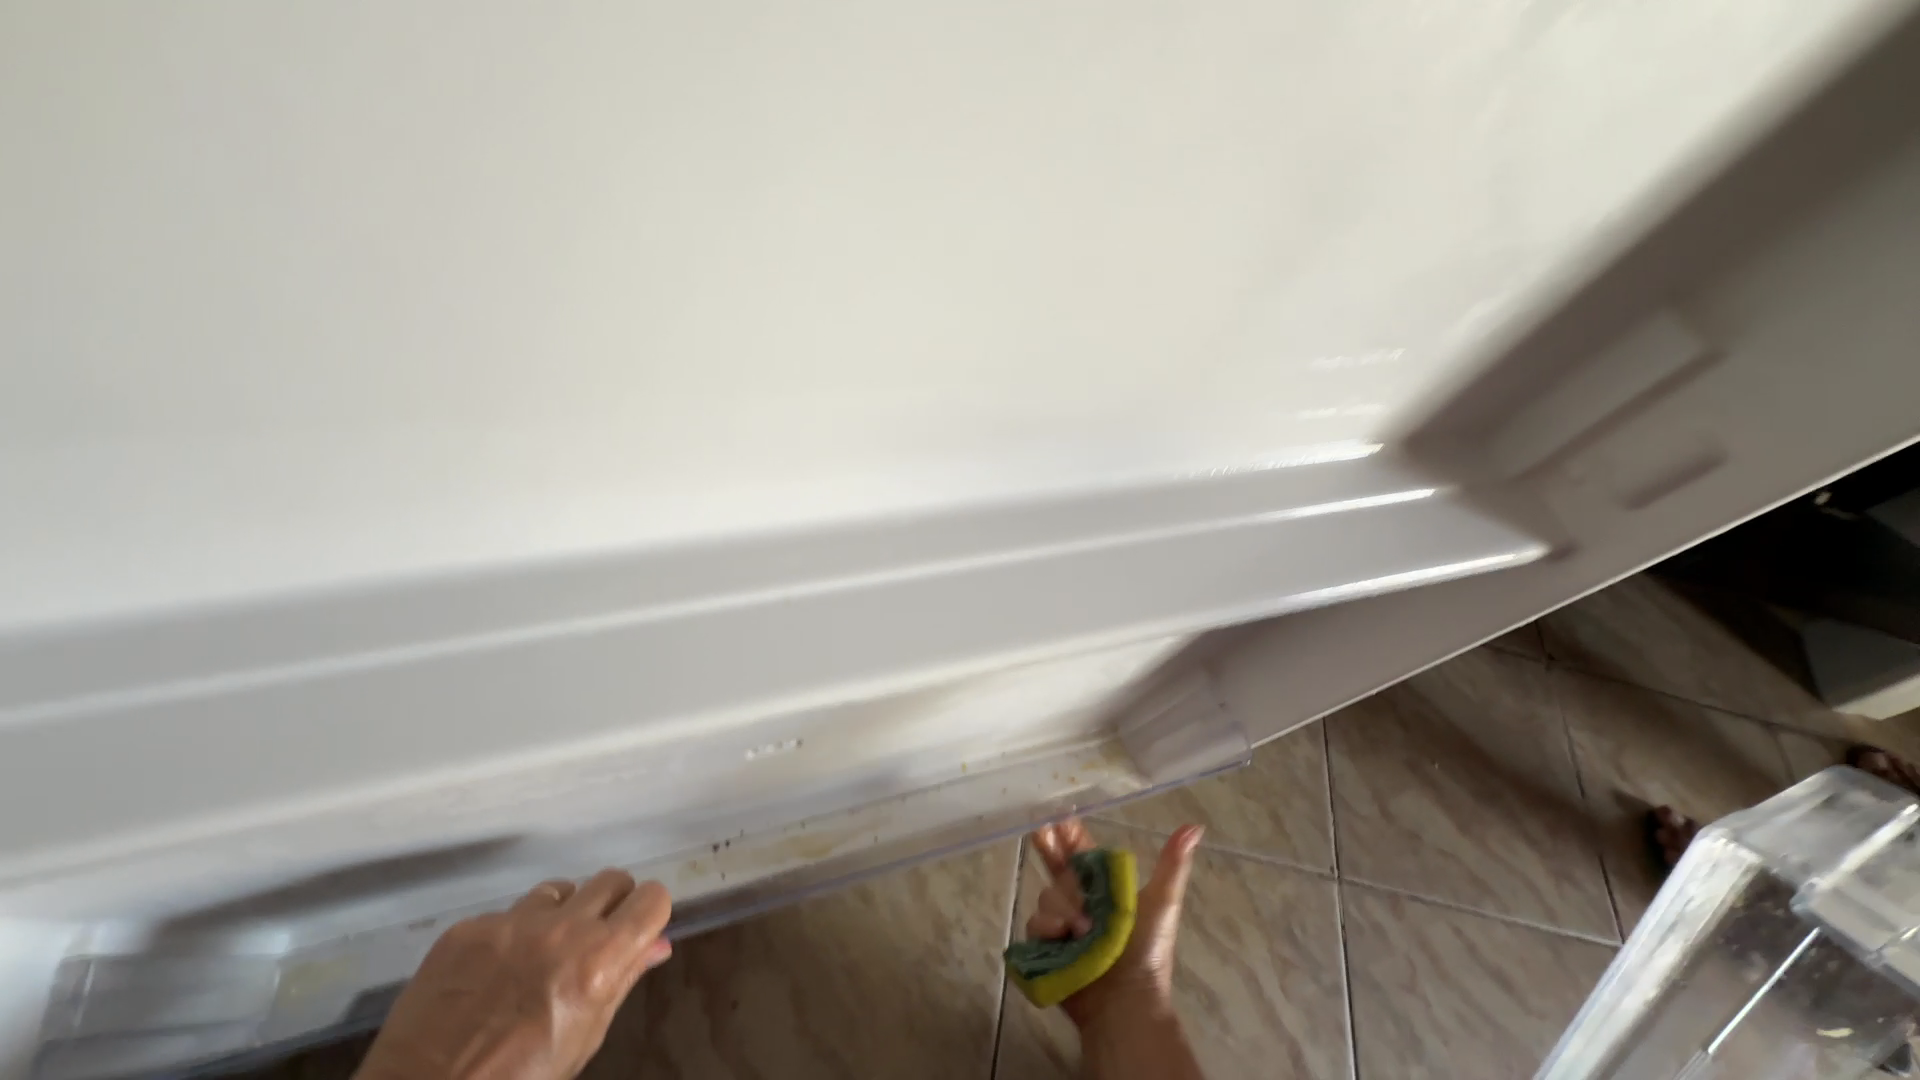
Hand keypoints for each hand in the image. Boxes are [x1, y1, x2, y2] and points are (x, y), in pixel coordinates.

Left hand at [355, 870, 672, 1079]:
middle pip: (611, 879)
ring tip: (539, 956)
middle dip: (611, 905)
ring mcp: (510, 924)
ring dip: (560, 914)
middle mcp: (561, 930)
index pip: (651, 898)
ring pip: (558, 891)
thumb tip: (658, 944)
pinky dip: (511, 936)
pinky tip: (494, 973)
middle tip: (594, 940)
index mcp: (598, 961)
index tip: (636, 933)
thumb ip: (623, 981)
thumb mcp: (585, 1038)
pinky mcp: (467, 929)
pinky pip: (507, 915)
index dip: (649, 913)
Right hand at [1027, 819, 1201, 1030]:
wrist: (1127, 1002)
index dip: (1069, 832)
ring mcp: (1059, 923)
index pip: (1080, 850)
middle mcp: (1079, 899)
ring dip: (1061, 906)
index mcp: (1103, 885)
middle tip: (1040, 831)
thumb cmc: (1147, 952)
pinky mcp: (1044, 946)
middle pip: (1056, 865)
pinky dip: (1047, 928)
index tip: (1060, 817)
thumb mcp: (1163, 903)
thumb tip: (1195, 827)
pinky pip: (1036, 925)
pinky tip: (1061, 937)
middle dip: (1046, 846)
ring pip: (1047, 895)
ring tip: (1080, 928)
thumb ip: (1172, 864)